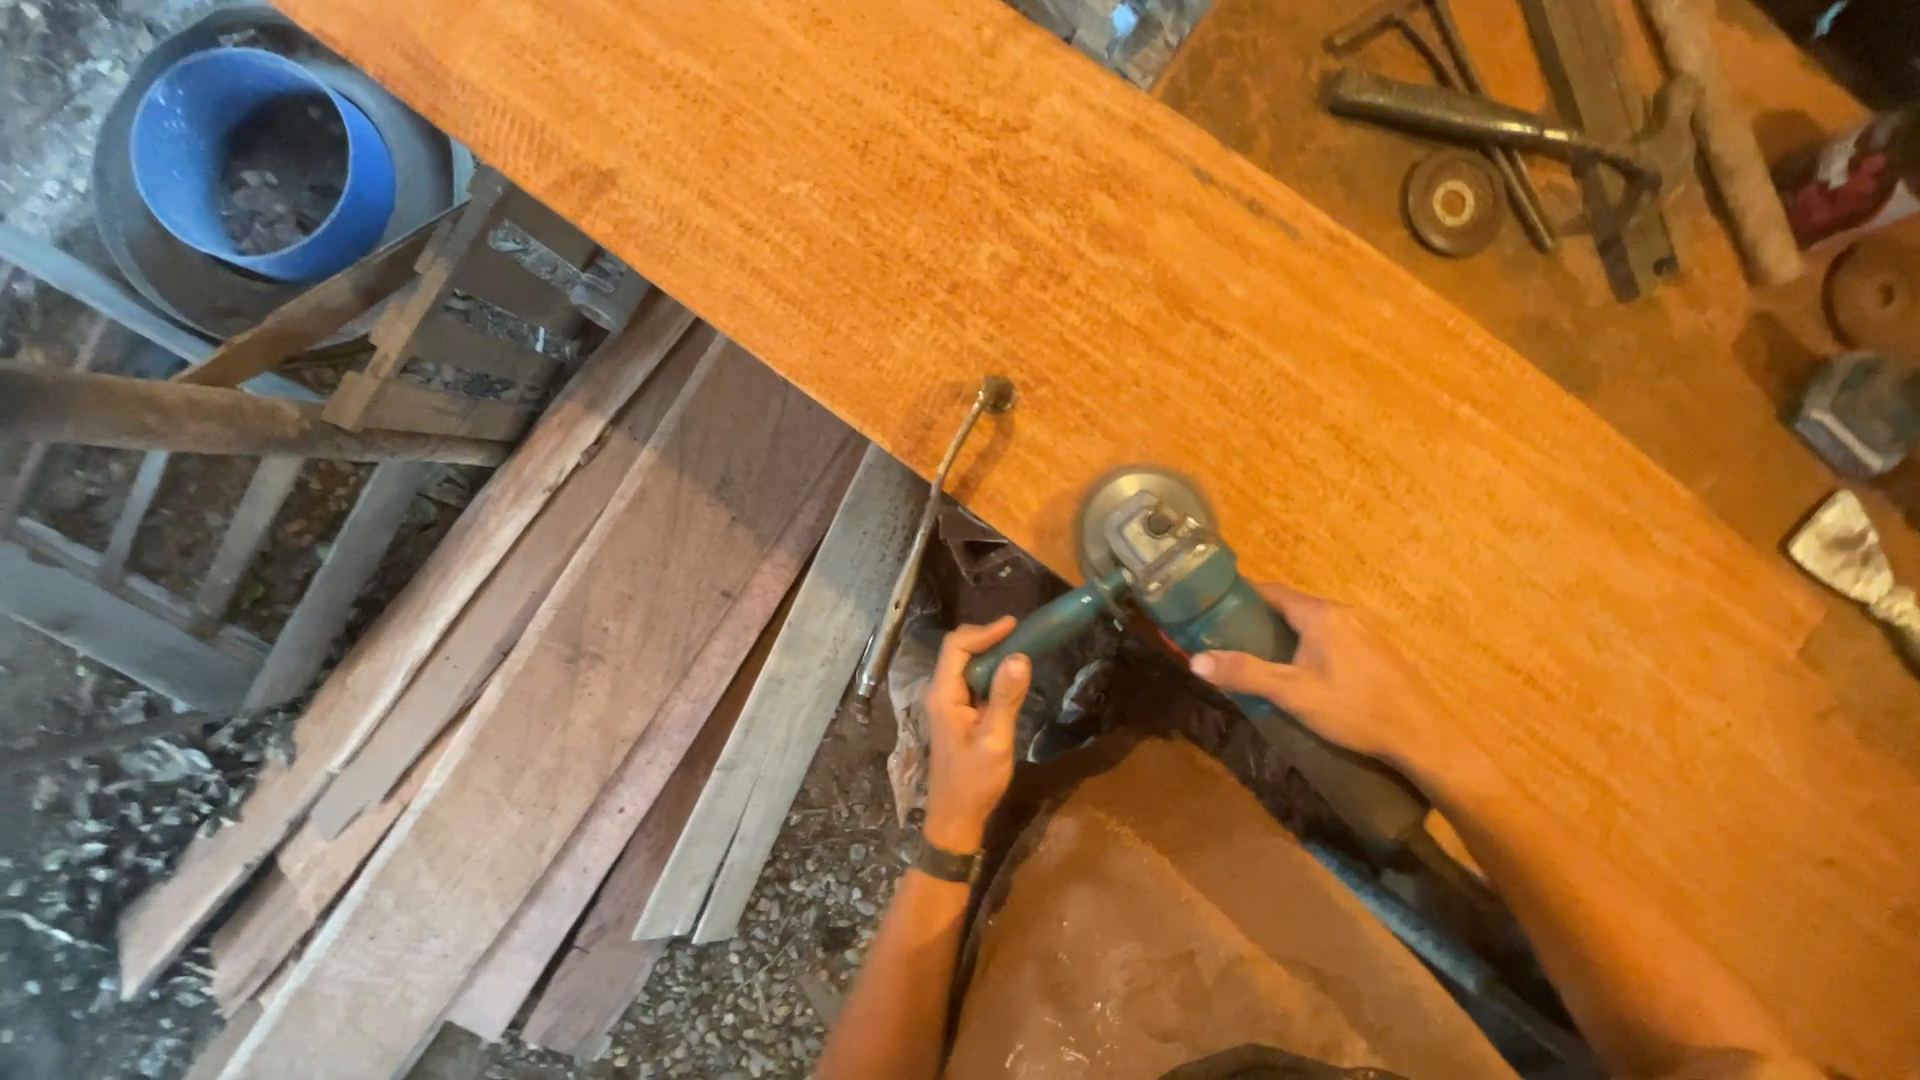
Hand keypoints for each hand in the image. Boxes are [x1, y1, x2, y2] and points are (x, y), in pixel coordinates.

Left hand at [922, 617, 1030, 853]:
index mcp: (943, 694)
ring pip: (966, 665)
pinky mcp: (958, 714)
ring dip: (991, 654)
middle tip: (1021, 635)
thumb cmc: (974, 781)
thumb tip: (1020, 656)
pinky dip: (991, 672)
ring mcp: (948, 703)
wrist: (958, 816)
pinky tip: (1011, 676)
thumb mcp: (995, 740)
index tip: (1014, 625)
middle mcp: (941, 693)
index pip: (956, 646)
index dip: (984, 631)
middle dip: (988, 637)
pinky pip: (972, 682)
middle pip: (959, 650)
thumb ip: (1006, 698)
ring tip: (1020, 648)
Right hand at [1189, 582, 1474, 776]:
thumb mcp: (1292, 693)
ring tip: (1259, 658)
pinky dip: (1308, 646)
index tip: (1213, 608)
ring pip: (1313, 624)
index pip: (1271, 591)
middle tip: (1229, 638)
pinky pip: (1332, 638)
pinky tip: (1302, 673)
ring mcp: (1365, 632)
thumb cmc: (1354, 710)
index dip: (1241, 596)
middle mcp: (1343, 614)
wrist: (1423, 738)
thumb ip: (1245, 674)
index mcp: (1320, 614)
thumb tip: (1195, 660)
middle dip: (1259, 619)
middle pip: (1292, 606)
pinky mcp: (1377, 653)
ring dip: (1285, 635)